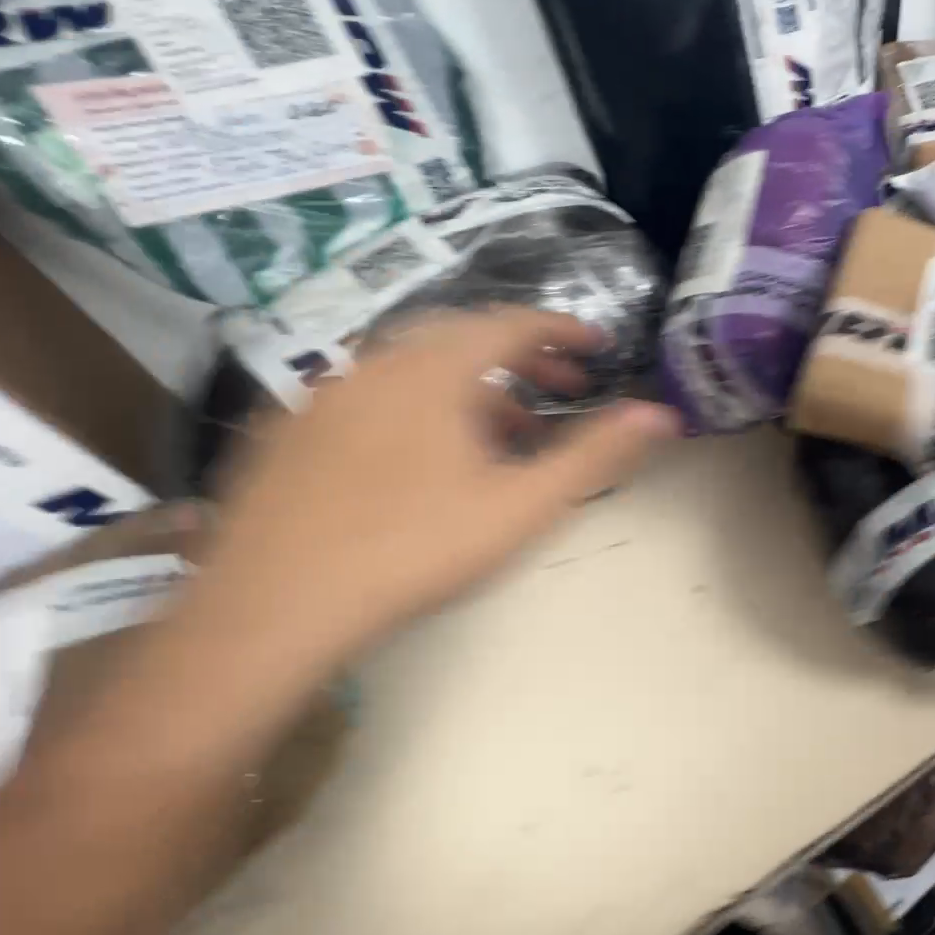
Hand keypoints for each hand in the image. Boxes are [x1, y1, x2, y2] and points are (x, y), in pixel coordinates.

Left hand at [190, 308, 680, 664]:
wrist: (271, 610)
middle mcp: (374, 366)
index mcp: (433, 372)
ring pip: (413, 367)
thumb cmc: (416, 549)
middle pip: (461, 337)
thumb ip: (597, 453)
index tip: (599, 346)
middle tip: (564, 389)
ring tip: (509, 431)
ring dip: (473, 385)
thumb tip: (664, 414)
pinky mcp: (290, 433)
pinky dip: (421, 405)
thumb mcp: (525, 504)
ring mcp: (323, 397)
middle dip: (522, 356)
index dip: (561, 329)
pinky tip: (430, 458)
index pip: (509, 324)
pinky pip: (372, 395)